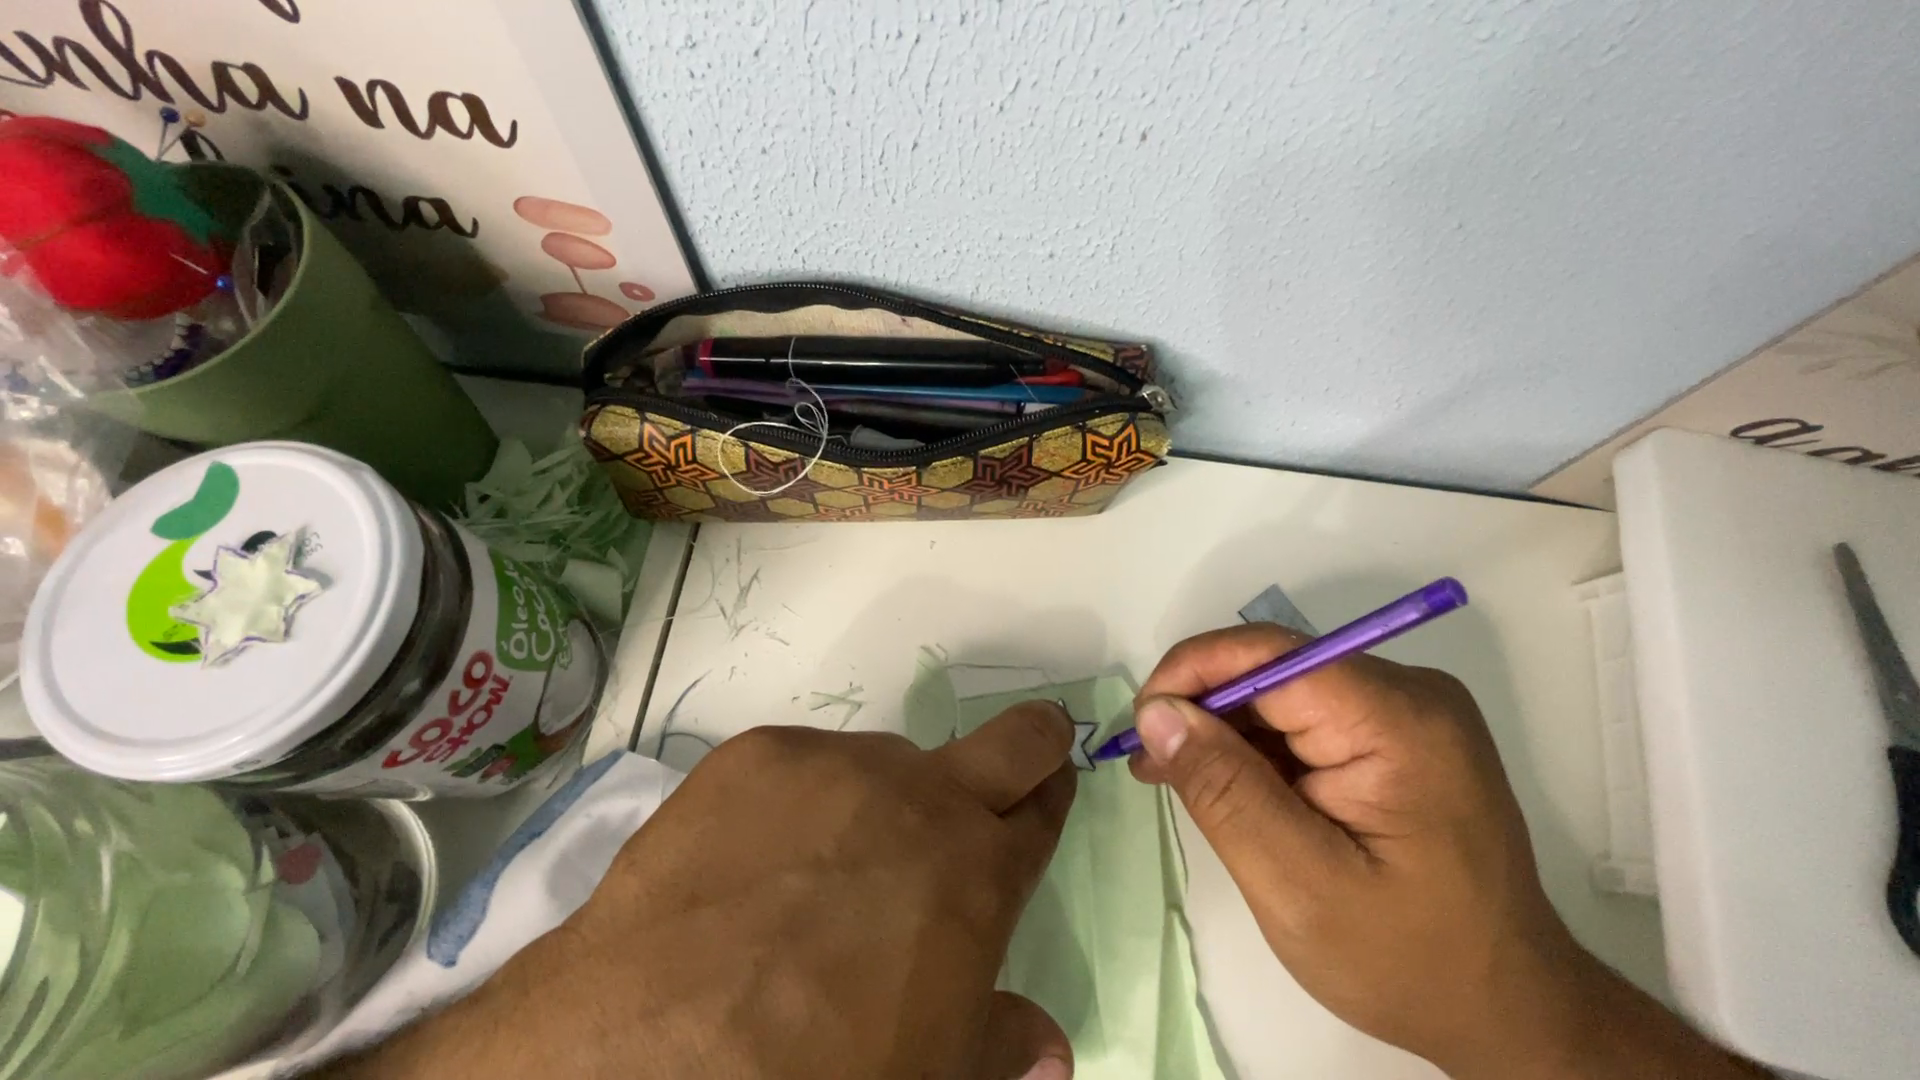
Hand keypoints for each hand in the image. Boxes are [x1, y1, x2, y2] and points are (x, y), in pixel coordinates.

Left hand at [331, 705, 1078, 1079]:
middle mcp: (922, 796)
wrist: (656, 1042)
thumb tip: (1053, 1048)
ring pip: (886, 761)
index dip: (1051, 796)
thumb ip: (1003, 1044)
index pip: (1042, 806)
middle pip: (1017, 736)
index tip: (1047, 788)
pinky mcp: (760, 752)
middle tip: (1027, 750)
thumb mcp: (934, 1072)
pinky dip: (799, 801)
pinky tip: (755, 857)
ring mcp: (839, 763)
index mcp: (979, 871)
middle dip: (1034, 739)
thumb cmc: (823, 1067)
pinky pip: (802, 765)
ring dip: (878, 800)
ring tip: (819, 867)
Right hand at [1129, 624, 1765, 1078]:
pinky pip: (1304, 720)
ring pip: (1282, 694)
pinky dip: (1255, 749)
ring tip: (1172, 777)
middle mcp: (1408, 696)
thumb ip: (1225, 790)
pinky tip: (1222, 785)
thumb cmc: (1406, 960)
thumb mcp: (1298, 883)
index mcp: (1398, 722)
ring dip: (1223, 731)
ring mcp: (1405, 716)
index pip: (1274, 656)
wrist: (1505, 1011)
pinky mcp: (1395, 739)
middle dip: (1202, 707)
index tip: (1138, 724)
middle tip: (1146, 761)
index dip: (1194, 672)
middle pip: (1276, 669)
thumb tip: (1156, 712)